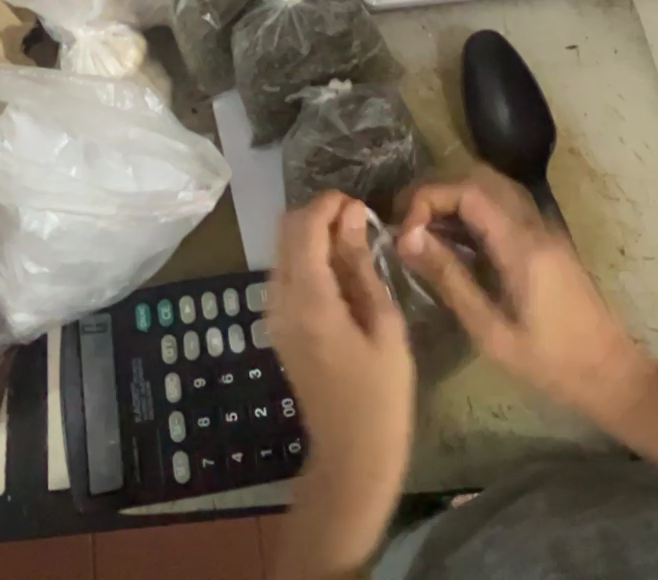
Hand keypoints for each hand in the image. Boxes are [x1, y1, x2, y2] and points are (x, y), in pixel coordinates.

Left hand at [267, 191, 414, 500]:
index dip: (328, 204)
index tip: (360, 204)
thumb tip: (352, 215)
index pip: (304, 228)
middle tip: (359, 224)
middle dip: (318, 215)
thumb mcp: (385, 325)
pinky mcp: (275, 325)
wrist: (351, 453)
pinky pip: (284, 273)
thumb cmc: (381, 394)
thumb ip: (362, 265)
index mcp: (309, 300)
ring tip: (355, 248)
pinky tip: (339, 273)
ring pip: (281, 250)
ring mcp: (272, 314)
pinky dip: (307, 259)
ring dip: (312, 236)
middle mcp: (279, 300)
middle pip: (285, 232)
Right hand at [397, 167, 653, 420]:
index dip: (428, 199)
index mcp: (522, 246)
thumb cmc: (551, 363)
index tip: (405, 233)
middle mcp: (535, 226)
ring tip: (423, 230)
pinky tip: (453, 241)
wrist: (614, 376)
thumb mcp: (490, 329)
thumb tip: (407, 239)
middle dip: (435, 193)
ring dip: (453, 199)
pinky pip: (504, 207)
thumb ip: (449, 278)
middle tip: (406, 225)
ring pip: (493, 188)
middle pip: (479, 180)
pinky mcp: (546, 241)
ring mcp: (544, 230)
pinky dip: (471, 211)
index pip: (469, 192)